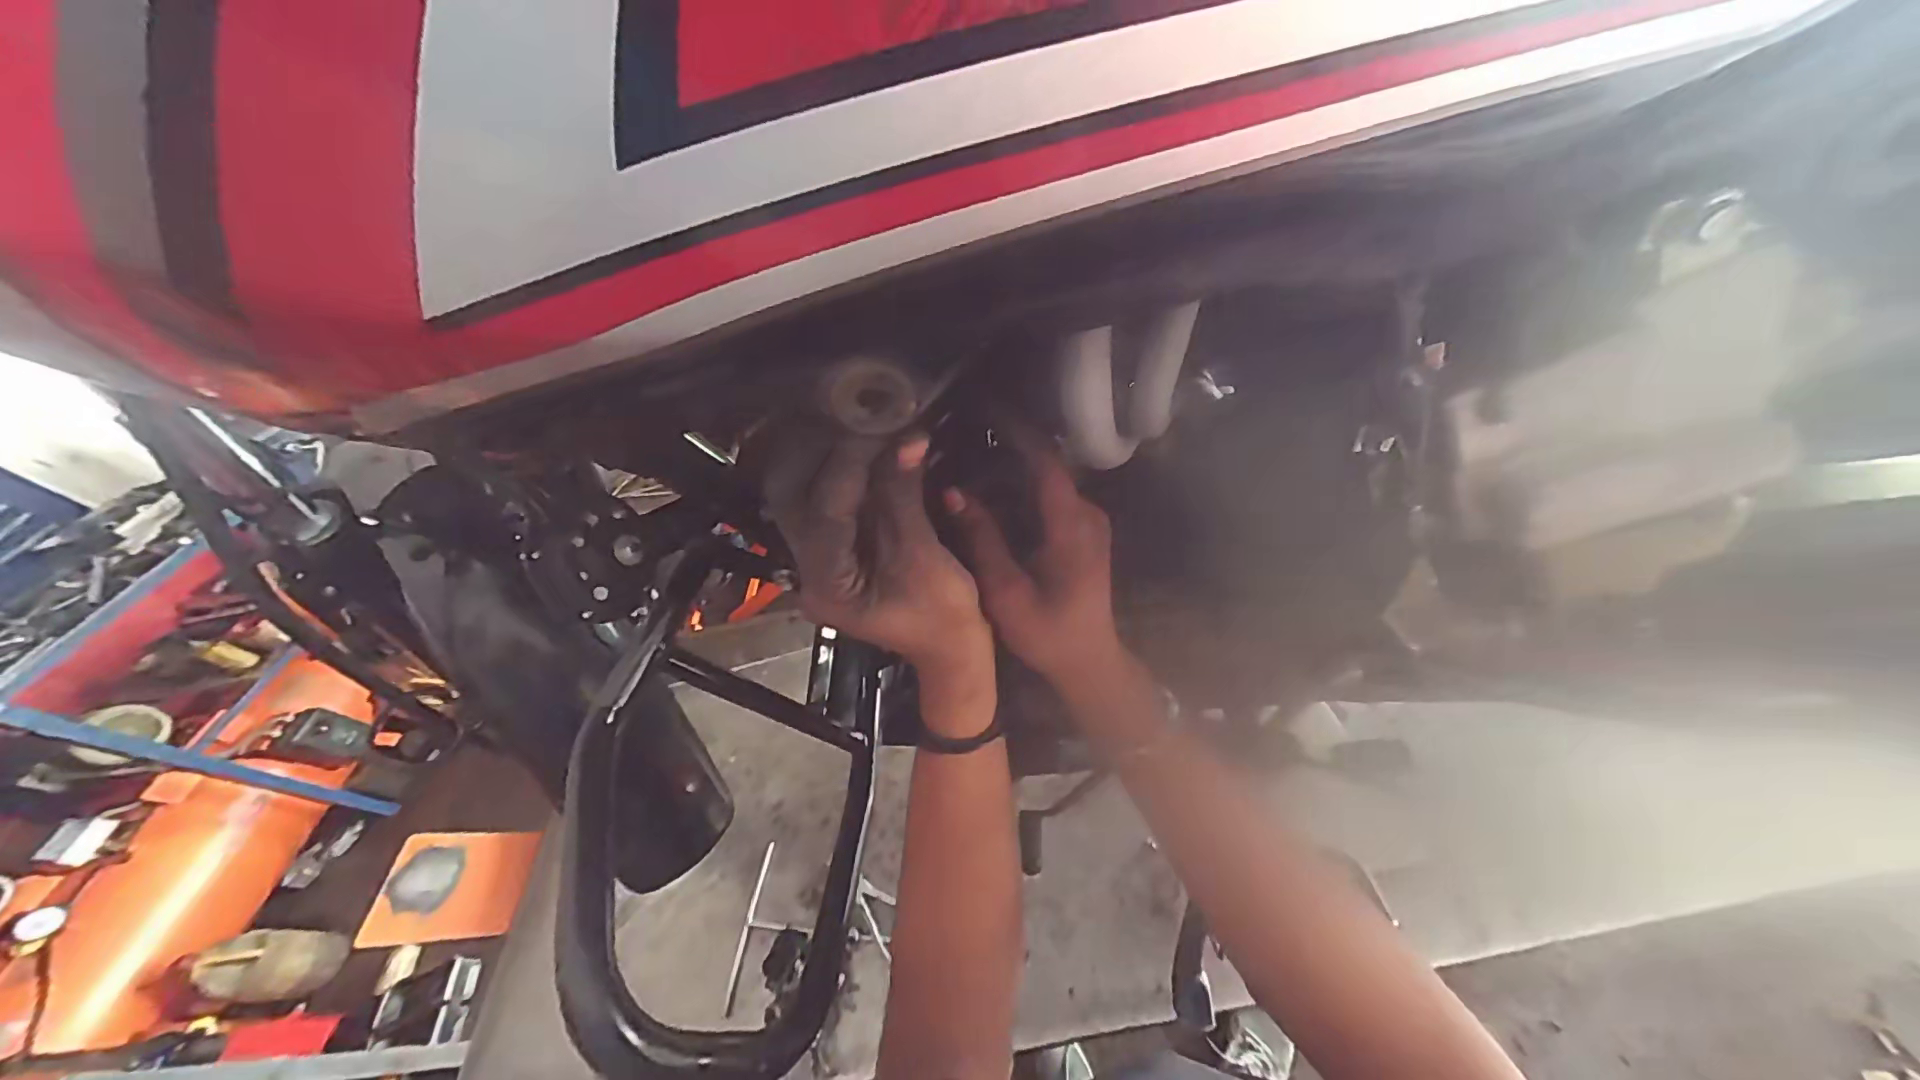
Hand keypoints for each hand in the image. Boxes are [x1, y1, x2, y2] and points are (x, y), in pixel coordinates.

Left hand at [762, 423, 993, 728]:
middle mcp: (808, 572)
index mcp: (826, 586)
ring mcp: (818, 560)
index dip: (849, 465)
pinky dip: (843, 472)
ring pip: (804, 494)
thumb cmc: (944, 619)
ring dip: (829, 457)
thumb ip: (905, 497)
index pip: (825, 512)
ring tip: (862, 424)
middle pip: (795, 497)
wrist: (952, 652)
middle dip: (823, 453)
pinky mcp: (835, 549)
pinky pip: (826, 500)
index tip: (877, 428)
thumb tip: (907, 439)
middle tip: (858, 418)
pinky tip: (865, 447)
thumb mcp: (925, 558)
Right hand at [946, 426, 1126, 691]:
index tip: (986, 410)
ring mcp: (1090, 523)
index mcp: (1072, 527)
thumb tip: (955, 492)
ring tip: (974, 453)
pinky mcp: (1085, 532)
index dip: (1019, 433)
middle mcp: (1088, 515)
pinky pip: (1053, 495)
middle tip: (967, 432)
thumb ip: (983, 539)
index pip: (1048, 463)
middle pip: (1049, 465)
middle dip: (1010, 444)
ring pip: (1050, 479)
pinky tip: (995, 487)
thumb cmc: (1047, 633)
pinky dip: (1025, 484)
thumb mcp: (1006, 591)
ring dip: (1016, 465)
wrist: (1088, 660)